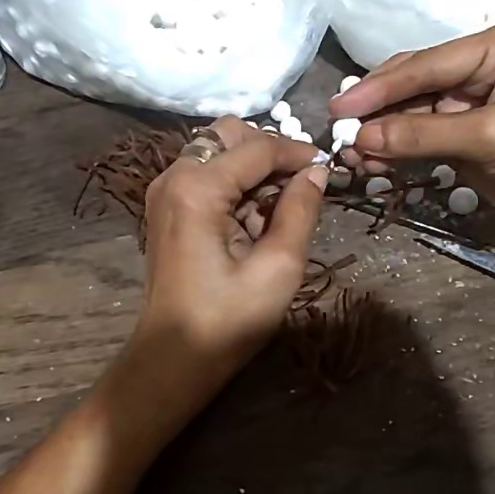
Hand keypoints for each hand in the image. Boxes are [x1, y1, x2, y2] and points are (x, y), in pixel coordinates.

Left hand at [132, 117, 327, 398]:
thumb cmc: (228, 320)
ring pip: (216, 151)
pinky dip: (234, 183)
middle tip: (300, 186)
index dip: (298, 153)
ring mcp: (165, 191)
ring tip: (279, 208)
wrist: (173, 358)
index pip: (258, 147)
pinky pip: (205, 174)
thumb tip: (318, 171)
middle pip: (229, 135)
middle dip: (270, 152)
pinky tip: (254, 218)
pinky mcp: (166, 207)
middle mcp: (173, 177)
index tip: (330, 169)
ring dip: (252, 168)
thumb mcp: (278, 268)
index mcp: (197, 188)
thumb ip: (300, 211)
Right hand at [328, 22, 494, 234]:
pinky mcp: (462, 138)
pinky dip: (395, 152)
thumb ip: (423, 135)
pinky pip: (418, 140)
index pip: (426, 65)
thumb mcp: (493, 136)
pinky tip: (372, 163)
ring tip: (350, 156)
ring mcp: (468, 105)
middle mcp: (478, 69)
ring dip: (380, 136)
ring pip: (409, 116)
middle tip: (337, 133)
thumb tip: (360, 139)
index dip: (380, 88)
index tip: (339, 108)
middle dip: (376, 112)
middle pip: (411, 85)